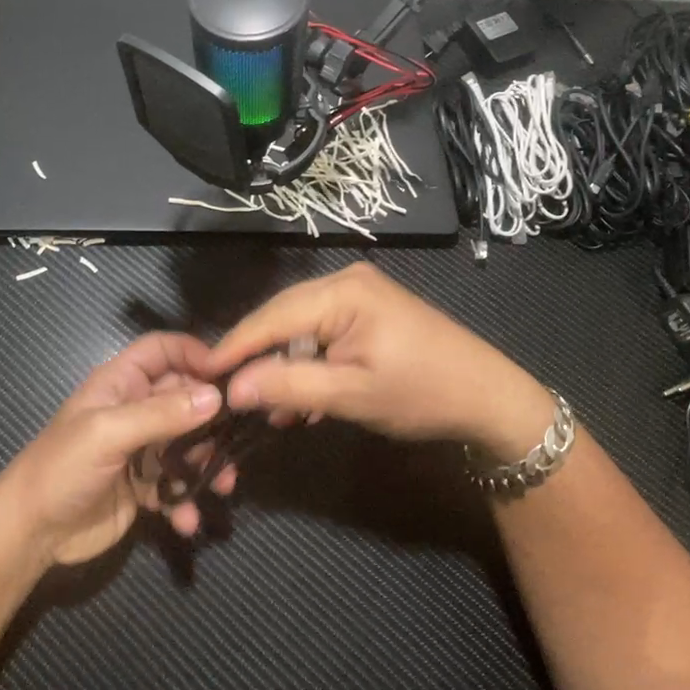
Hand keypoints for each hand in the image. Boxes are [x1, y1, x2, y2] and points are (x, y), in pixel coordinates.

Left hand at [0, 333, 237, 565]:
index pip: (163, 350)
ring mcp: (140, 449)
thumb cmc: (62, 468)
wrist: (30, 533)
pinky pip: (176, 484)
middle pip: (185, 396)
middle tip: (237, 436)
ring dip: (208, 462)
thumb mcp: (109, 432)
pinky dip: (187, 500)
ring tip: (224, 484)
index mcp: (120, 383)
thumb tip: (216, 397)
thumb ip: (162, 414)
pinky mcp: (143, 486)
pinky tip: (187, 519)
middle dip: (212, 416)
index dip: (194, 353)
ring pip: (187, 443)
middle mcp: (134, 409)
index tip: (228, 374)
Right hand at [204, 263, 555, 462]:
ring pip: (299, 327)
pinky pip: (321, 332)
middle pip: (281, 316)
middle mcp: (345, 280)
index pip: (271, 316)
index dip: (234, 346)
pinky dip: (307, 363)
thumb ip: (289, 386)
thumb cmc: (422, 394)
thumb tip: (232, 388)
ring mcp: (358, 293)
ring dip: (282, 366)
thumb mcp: (351, 395)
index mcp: (342, 291)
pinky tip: (298, 399)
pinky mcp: (367, 311)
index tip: (200, 374)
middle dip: (256, 356)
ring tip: (264, 408)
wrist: (489, 398)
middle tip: (227, 394)